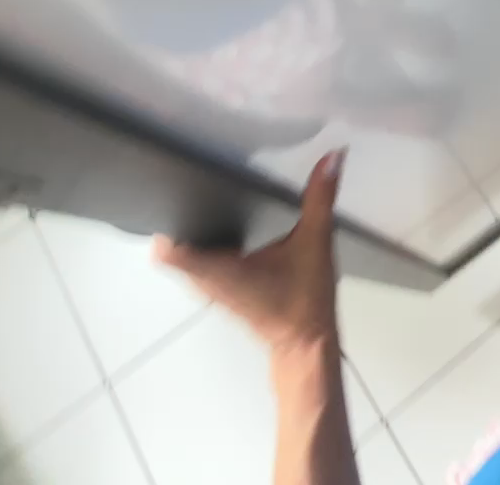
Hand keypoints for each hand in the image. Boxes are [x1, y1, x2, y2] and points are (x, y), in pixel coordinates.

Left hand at [153, 148, 345, 356]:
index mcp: (219, 270)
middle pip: (172, 248)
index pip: (168, 250)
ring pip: (186, 257)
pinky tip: (226, 225)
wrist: (307, 344)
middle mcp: (207, 280)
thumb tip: (333, 156)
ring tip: (206, 196)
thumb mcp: (315, 241)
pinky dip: (206, 245)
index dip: (167, 219)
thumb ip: (320, 198)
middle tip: (193, 181)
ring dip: (192, 231)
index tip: (177, 188)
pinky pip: (200, 264)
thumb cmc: (305, 297)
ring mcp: (212, 289)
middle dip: (180, 215)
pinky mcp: (223, 291)